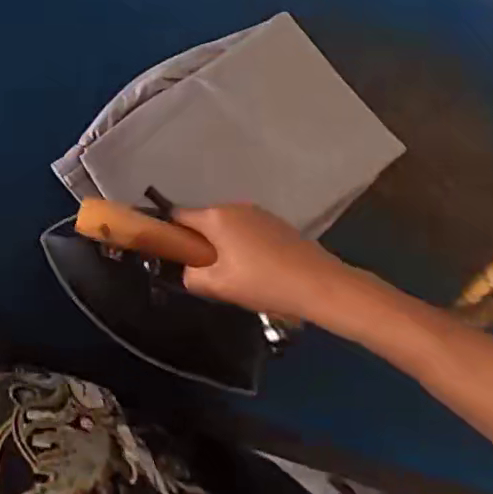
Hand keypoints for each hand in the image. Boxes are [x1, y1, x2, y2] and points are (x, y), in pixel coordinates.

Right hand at [176, 204, 372, 323]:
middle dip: (201, 244)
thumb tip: (188, 269)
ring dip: (224, 245)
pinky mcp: (277, 222)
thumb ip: (191, 276)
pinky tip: (259, 269)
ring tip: (237, 275)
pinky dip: (245, 245)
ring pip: (227, 226)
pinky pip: (247, 230)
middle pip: (204, 221)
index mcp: (215, 216)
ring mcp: (258, 212)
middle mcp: (234, 206)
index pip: (178, 215)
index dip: (172, 234)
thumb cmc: (263, 283)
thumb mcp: (218, 286)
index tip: (176, 256)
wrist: (320, 285)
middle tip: (209, 273)